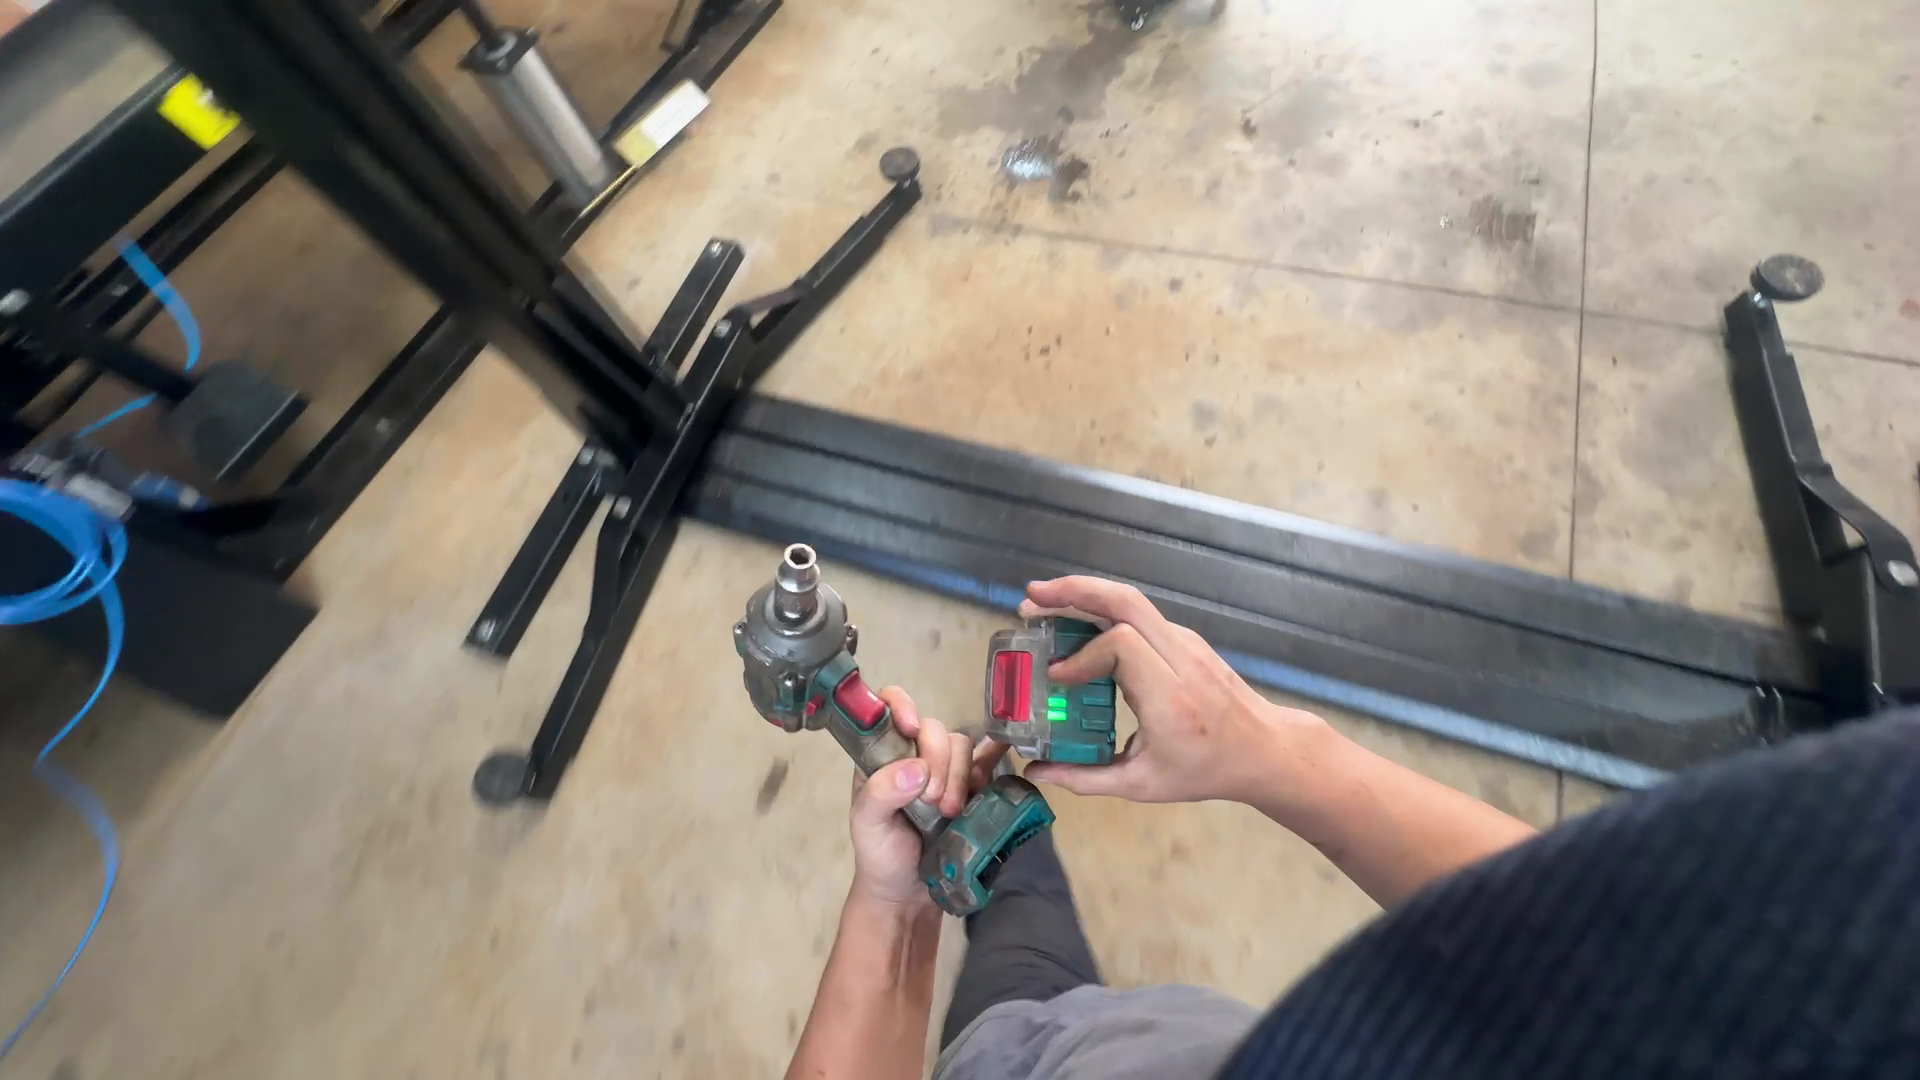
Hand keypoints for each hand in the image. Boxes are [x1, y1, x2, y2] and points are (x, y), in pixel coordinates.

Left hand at [848, 686, 1010, 909]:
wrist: (910, 894)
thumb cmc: (880, 853)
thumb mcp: (866, 824)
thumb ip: (881, 794)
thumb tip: (916, 770)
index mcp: (882, 752)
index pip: (889, 707)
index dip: (902, 706)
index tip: (910, 728)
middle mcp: (914, 752)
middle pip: (934, 729)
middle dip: (938, 760)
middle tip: (933, 801)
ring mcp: (945, 767)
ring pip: (962, 746)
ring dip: (960, 775)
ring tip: (952, 812)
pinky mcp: (972, 784)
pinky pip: (987, 760)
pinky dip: (995, 754)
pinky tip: (1004, 753)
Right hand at [1018, 576, 1330, 805]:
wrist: (1264, 749)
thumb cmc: (1205, 770)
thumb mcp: (1143, 785)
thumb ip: (1086, 779)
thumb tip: (1036, 770)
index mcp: (1171, 696)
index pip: (1122, 645)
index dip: (1082, 655)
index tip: (1056, 675)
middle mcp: (1180, 657)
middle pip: (1126, 602)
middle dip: (1075, 592)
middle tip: (1031, 598)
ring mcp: (1184, 641)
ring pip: (1131, 600)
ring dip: (1083, 593)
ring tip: (1041, 600)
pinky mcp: (1182, 637)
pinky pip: (1137, 612)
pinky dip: (1100, 606)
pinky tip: (1072, 617)